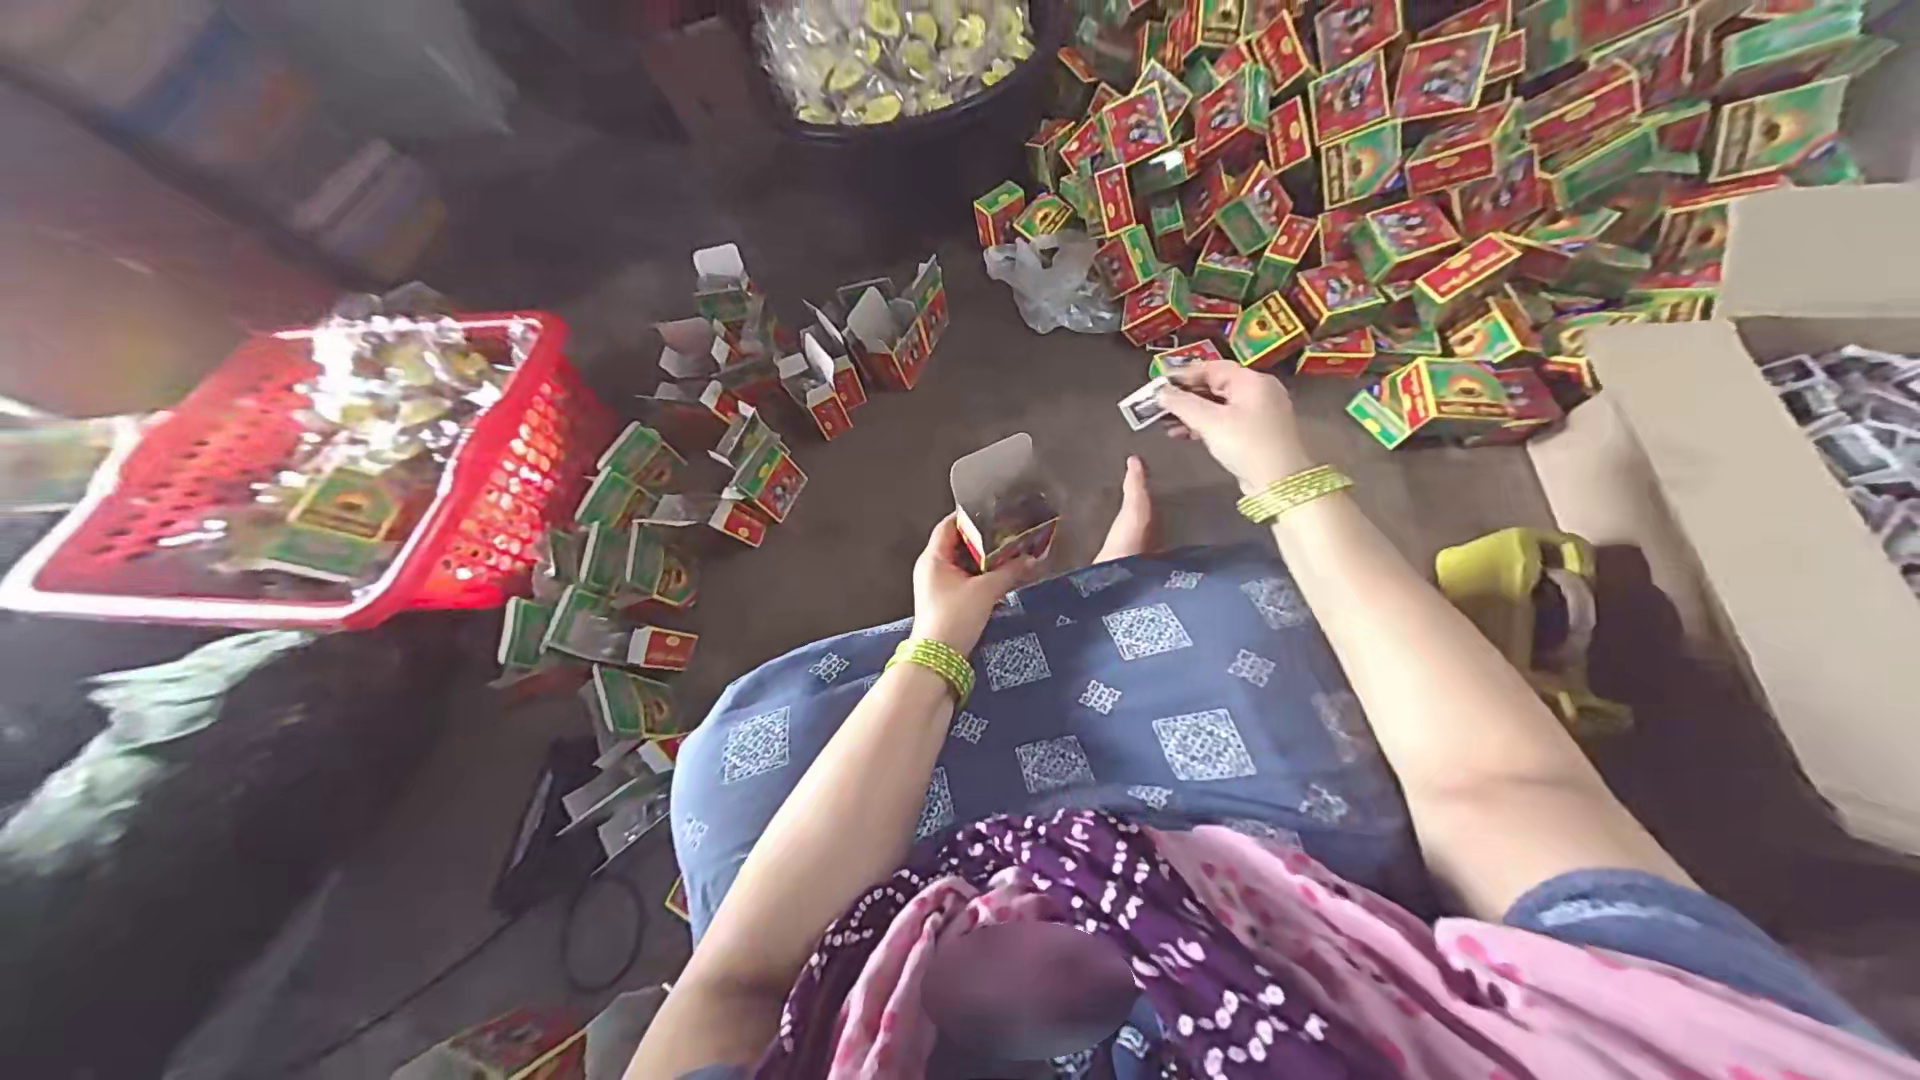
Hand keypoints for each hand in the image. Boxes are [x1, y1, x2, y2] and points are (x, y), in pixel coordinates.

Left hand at [912, 514, 1039, 652]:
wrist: (938, 659)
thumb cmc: (955, 617)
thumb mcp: (985, 591)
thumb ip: (1010, 572)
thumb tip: (1033, 559)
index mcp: (933, 557)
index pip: (949, 525)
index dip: (970, 516)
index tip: (994, 512)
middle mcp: (931, 567)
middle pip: (957, 543)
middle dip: (983, 539)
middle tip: (1008, 532)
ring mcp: (936, 584)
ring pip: (962, 563)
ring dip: (984, 559)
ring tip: (1009, 552)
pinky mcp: (944, 600)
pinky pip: (963, 579)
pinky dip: (980, 575)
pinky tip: (1000, 576)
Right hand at [1157, 360, 1316, 492]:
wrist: (1278, 481)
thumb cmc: (1245, 444)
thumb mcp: (1210, 421)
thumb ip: (1182, 403)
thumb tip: (1160, 392)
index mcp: (1251, 381)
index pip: (1211, 368)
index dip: (1183, 374)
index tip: (1158, 382)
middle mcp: (1257, 391)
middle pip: (1215, 385)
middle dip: (1185, 396)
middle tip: (1159, 403)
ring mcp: (1258, 412)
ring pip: (1218, 404)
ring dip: (1191, 412)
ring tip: (1166, 422)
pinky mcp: (1255, 431)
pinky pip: (1224, 420)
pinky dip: (1204, 424)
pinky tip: (1183, 434)